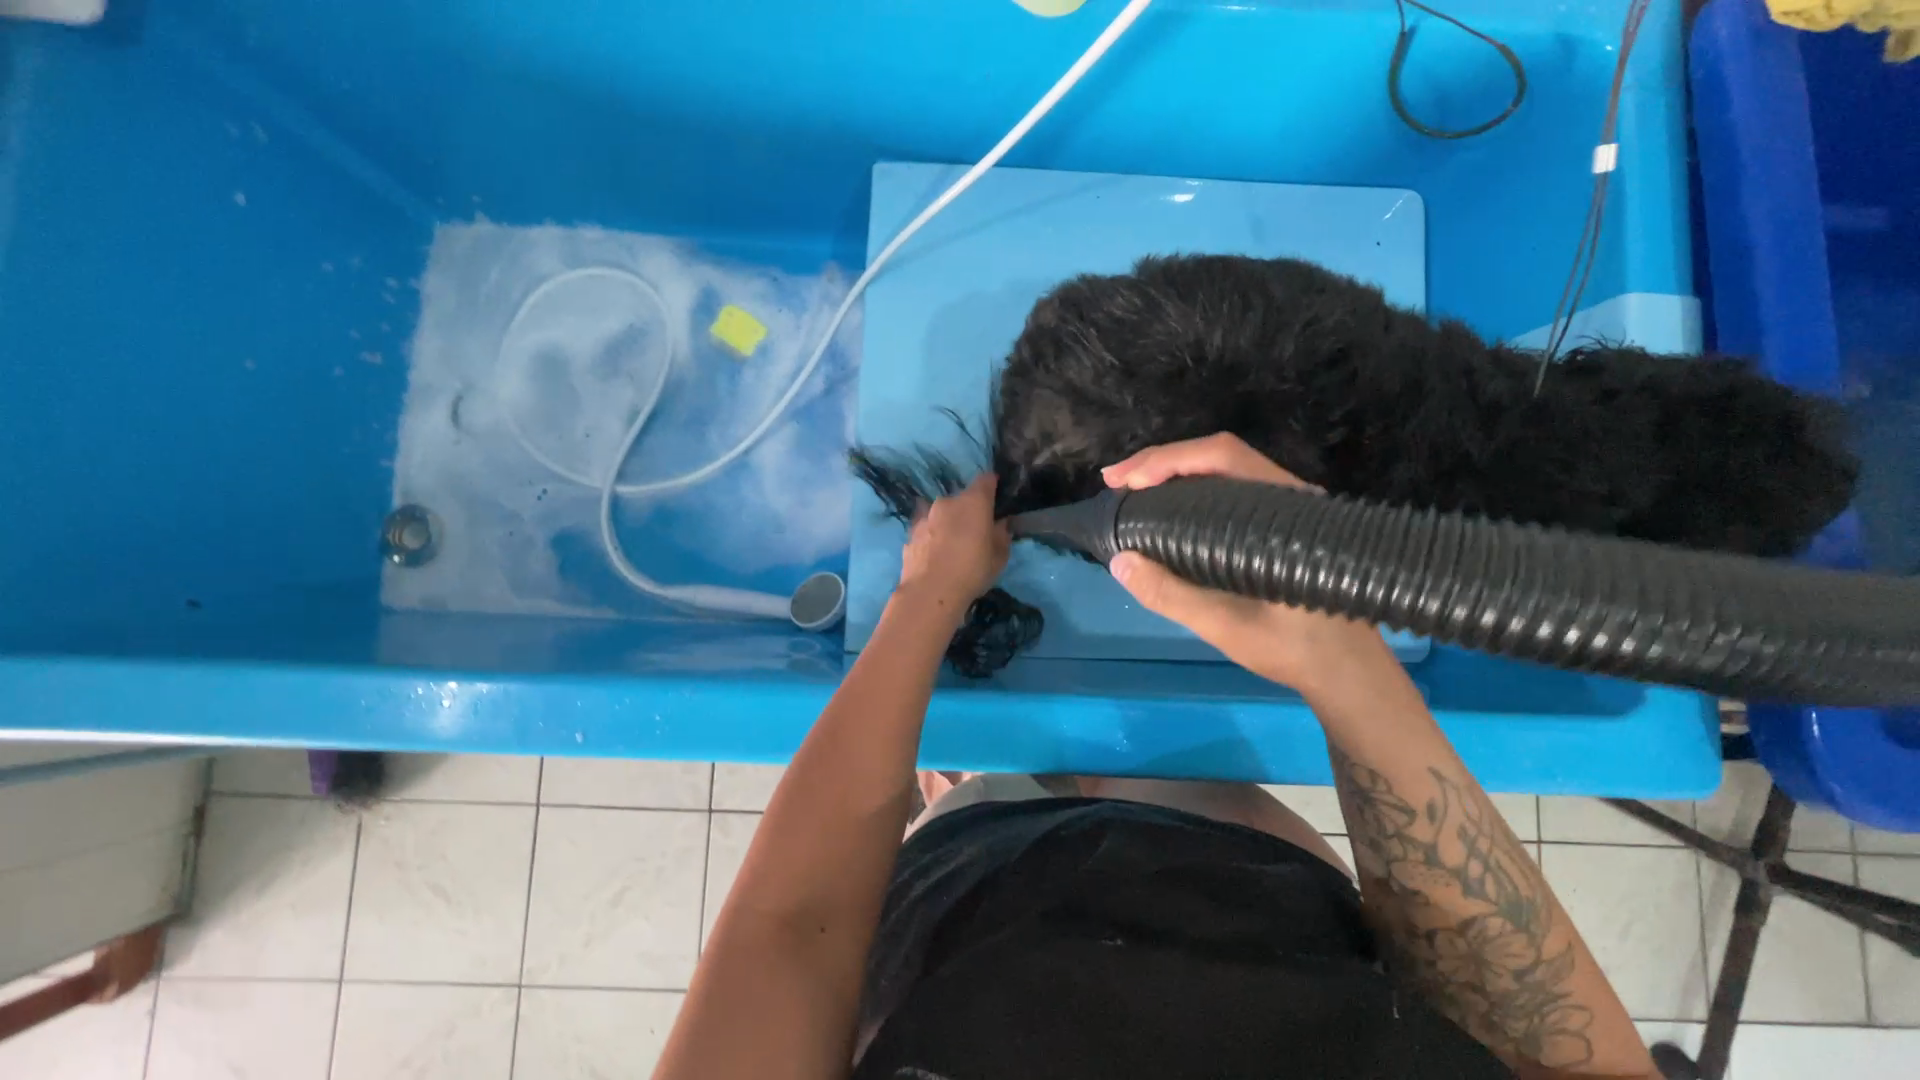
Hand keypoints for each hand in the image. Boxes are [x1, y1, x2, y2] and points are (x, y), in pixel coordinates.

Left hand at [897, 473, 1010, 615]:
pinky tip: (936, 557)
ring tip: (953, 547)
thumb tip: (1000, 524)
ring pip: (942, 514)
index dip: (992, 486)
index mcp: (973, 502)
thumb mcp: (999, 557)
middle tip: (976, 533)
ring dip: (949, 524)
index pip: (985, 480)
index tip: (996, 498)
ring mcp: (925, 517)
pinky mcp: (910, 534)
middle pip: (962, 499)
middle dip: (969, 511)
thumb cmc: (972, 571)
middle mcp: (947, 502)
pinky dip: (933, 537)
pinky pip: (927, 530)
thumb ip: (1002, 535)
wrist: (930, 592)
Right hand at [1102, 434, 1390, 695]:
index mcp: (1286, 510)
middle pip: (1220, 454)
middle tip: (1115, 482)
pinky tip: (1168, 507)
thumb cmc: (1296, 650)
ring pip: (1225, 469)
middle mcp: (1290, 496)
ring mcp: (1289, 508)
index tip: (1125, 483)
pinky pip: (1232, 489)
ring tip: (1132, 489)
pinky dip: (1192, 490)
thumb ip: (1172, 595)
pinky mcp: (1283, 524)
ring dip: (1175, 473)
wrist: (1350, 673)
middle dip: (1161, 461)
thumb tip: (1120, 562)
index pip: (1223, 457)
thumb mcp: (1228, 627)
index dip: (1168, 461)